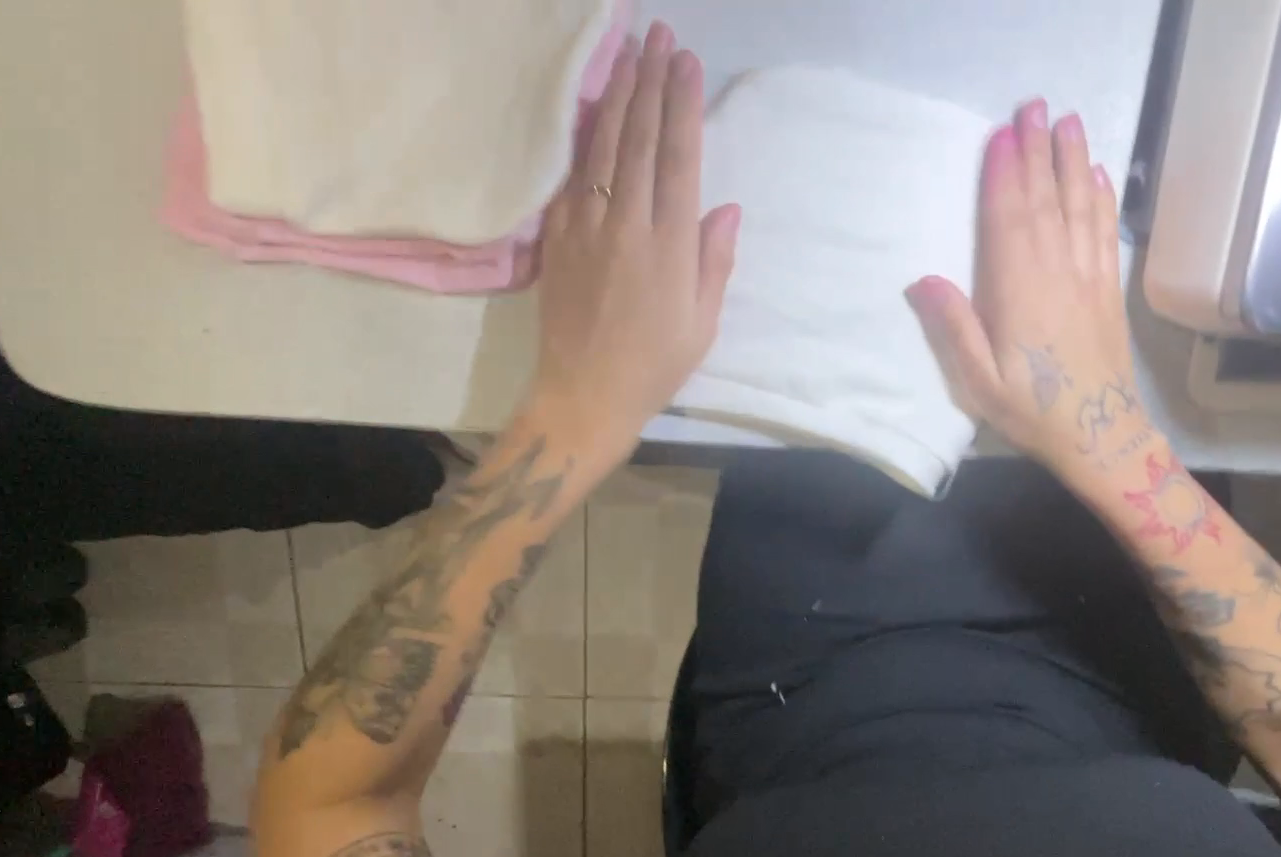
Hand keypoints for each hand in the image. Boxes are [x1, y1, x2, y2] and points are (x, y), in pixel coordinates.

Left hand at [522, 21, 740, 457]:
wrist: (585, 395)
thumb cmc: (654, 367)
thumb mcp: (702, 324)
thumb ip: (713, 261)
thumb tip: (724, 207)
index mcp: (669, 248)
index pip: (677, 159)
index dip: (682, 106)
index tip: (686, 62)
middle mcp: (626, 226)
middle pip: (638, 139)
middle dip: (650, 82)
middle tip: (659, 36)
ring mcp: (585, 228)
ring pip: (602, 148)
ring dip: (617, 96)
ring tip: (630, 54)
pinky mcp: (556, 239)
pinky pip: (573, 176)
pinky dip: (585, 137)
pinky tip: (595, 112)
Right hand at [906, 99, 1158, 492]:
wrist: (1101, 435)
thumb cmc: (1031, 414)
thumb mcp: (978, 384)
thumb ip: (954, 330)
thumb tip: (923, 280)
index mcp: (1019, 295)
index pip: (1009, 222)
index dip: (1004, 177)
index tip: (1001, 135)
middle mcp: (1057, 275)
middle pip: (1046, 203)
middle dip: (1038, 154)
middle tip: (1034, 108)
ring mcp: (1088, 280)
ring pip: (1080, 209)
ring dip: (1073, 163)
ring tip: (1069, 122)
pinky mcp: (1108, 292)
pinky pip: (1105, 234)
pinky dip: (1100, 200)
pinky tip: (1097, 177)